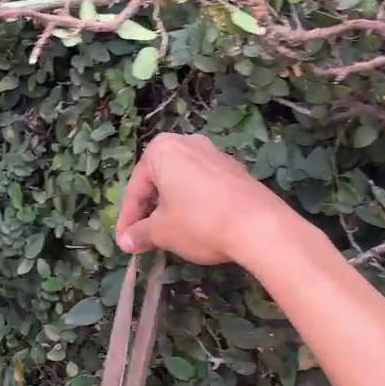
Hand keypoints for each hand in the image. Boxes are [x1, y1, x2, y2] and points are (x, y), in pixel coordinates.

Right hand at [114, 133, 293, 265]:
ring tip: (169, 233)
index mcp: (162, 150)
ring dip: (172, 206)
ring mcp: (214, 154)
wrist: (260, 226)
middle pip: (158, 180)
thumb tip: (126, 242)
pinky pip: (204, 185)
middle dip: (149, 210)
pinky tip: (197, 225)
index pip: (136, 188)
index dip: (128, 219)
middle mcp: (186, 143)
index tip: (125, 242)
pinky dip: (194, 203)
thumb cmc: (200, 221)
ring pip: (182, 182)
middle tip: (144, 237)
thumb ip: (140, 233)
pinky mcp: (235, 169)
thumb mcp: (163, 232)